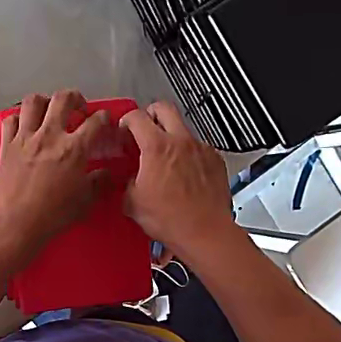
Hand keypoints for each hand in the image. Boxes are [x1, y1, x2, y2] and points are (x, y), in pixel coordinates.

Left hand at [0, 90, 111, 256]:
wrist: (17, 225)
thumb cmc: (52, 217)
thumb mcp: (84, 202)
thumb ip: (98, 184)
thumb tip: (106, 175)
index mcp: (74, 150)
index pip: (96, 122)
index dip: (104, 118)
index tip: (105, 121)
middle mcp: (50, 137)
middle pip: (63, 99)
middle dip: (75, 98)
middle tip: (78, 106)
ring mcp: (25, 139)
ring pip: (34, 101)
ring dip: (44, 102)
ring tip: (49, 110)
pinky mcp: (6, 146)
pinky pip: (11, 120)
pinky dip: (19, 118)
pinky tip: (24, 126)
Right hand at [120, 102, 233, 256]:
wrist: (205, 232)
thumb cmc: (173, 220)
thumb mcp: (134, 203)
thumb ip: (127, 183)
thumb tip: (129, 181)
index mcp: (157, 147)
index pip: (136, 117)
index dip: (126, 121)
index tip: (125, 130)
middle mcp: (181, 142)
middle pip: (164, 108)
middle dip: (151, 114)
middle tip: (146, 127)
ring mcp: (201, 150)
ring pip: (184, 129)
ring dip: (172, 137)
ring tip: (166, 158)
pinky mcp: (215, 161)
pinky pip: (200, 149)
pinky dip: (190, 155)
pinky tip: (185, 174)